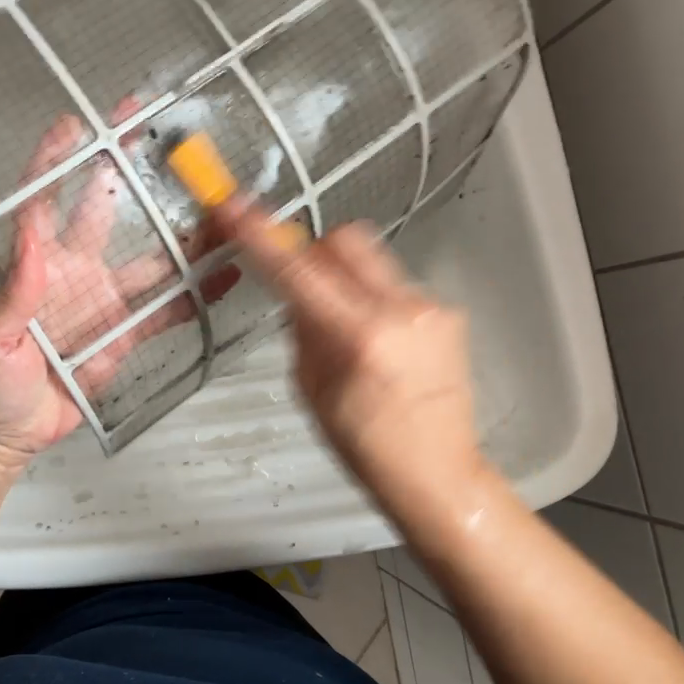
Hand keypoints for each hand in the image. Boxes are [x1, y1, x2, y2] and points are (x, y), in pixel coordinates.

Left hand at [0, 112, 236, 468]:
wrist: (10, 432)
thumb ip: (14, 294)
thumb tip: (31, 238)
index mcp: (33, 266)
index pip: (42, 201)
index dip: (55, 162)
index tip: (75, 126)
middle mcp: (72, 271)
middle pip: (100, 208)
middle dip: (120, 168)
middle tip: (143, 129)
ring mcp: (103, 298)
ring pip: (148, 257)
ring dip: (180, 236)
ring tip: (214, 210)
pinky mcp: (125, 330)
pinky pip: (165, 307)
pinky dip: (195, 294)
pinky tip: (222, 279)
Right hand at [216, 197, 482, 497]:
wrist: (438, 473)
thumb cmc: (368, 446)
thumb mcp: (311, 389)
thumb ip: (302, 330)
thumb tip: (295, 293)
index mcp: (360, 337)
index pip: (298, 271)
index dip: (261, 236)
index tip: (237, 209)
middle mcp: (402, 312)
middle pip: (345, 240)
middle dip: (314, 250)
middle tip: (302, 280)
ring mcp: (430, 309)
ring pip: (371, 262)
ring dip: (345, 281)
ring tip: (345, 331)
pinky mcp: (446, 313)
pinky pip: (395, 286)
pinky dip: (373, 301)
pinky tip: (376, 343)